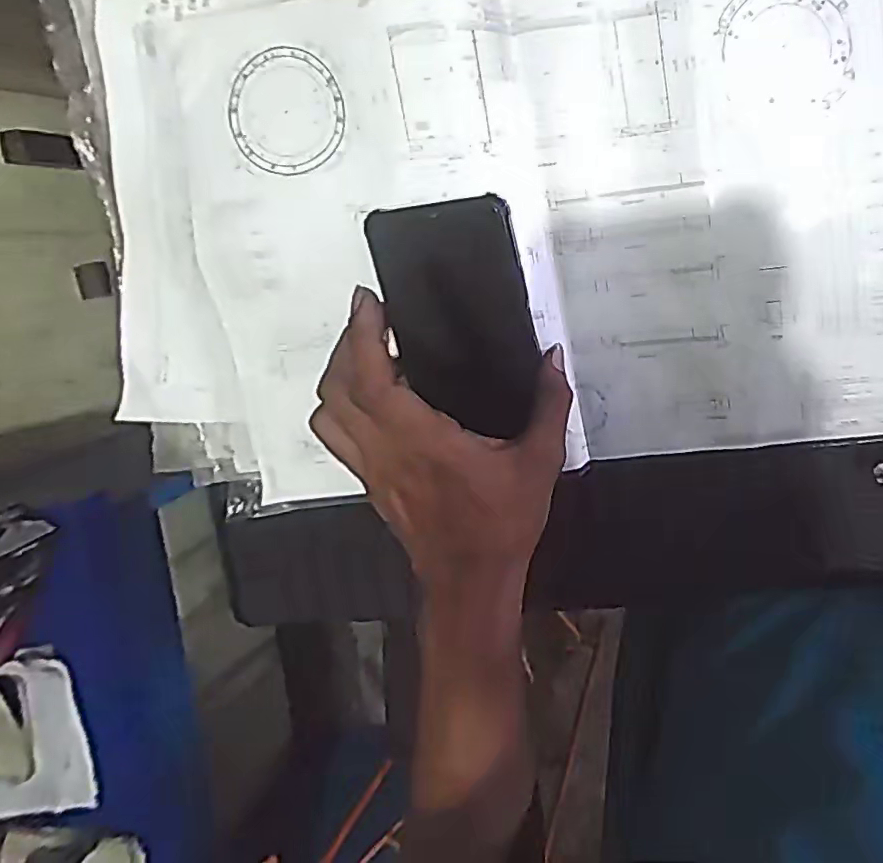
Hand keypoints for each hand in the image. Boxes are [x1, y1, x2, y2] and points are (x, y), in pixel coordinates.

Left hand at [309, 286, 572, 584]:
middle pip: (336, 390)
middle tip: (372, 318)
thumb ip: (549, 404)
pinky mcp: (372, 484)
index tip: (368, 302)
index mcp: (421, 440)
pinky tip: (379, 399)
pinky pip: (339, 437)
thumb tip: (554, 359)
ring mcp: (372, 471)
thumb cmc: (503, 521)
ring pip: (328, 415)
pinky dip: (345, 406)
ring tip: (370, 354)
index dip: (362, 336)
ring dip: (338, 377)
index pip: (372, 379)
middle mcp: (385, 453)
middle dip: (346, 346)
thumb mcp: (541, 459)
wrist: (471, 580)